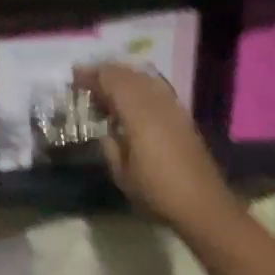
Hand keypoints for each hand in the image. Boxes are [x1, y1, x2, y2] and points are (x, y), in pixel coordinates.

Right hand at [74, 63, 239, 233]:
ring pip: (146, 78)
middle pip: (129, 74)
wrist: (200, 202)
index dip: (92, 75)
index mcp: (139, 114)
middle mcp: (157, 103)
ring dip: (124, 78)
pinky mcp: (182, 116)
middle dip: (106, 73)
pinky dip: (139, 87)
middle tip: (86, 81)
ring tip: (106, 89)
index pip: (113, 81)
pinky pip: (157, 89)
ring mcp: (173, 107)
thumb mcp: (122, 174)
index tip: (74, 77)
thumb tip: (106, 130)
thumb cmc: (156, 192)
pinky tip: (131, 101)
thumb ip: (110, 146)